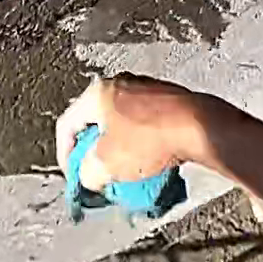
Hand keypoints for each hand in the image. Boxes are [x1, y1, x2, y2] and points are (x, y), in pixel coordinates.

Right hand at [54, 75, 221, 190]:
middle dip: (94, 153)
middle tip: (98, 176)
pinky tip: (147, 161)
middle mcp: (121, 82)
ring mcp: (145, 87)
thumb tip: (91, 173)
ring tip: (124, 174)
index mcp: (99, 92)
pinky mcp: (165, 96)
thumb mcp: (104, 166)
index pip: (67, 124)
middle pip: (95, 122)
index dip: (64, 157)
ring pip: (120, 123)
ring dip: (118, 149)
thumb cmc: (148, 140)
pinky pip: (142, 122)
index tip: (75, 179)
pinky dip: (139, 142)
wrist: (198, 125)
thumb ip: (86, 172)